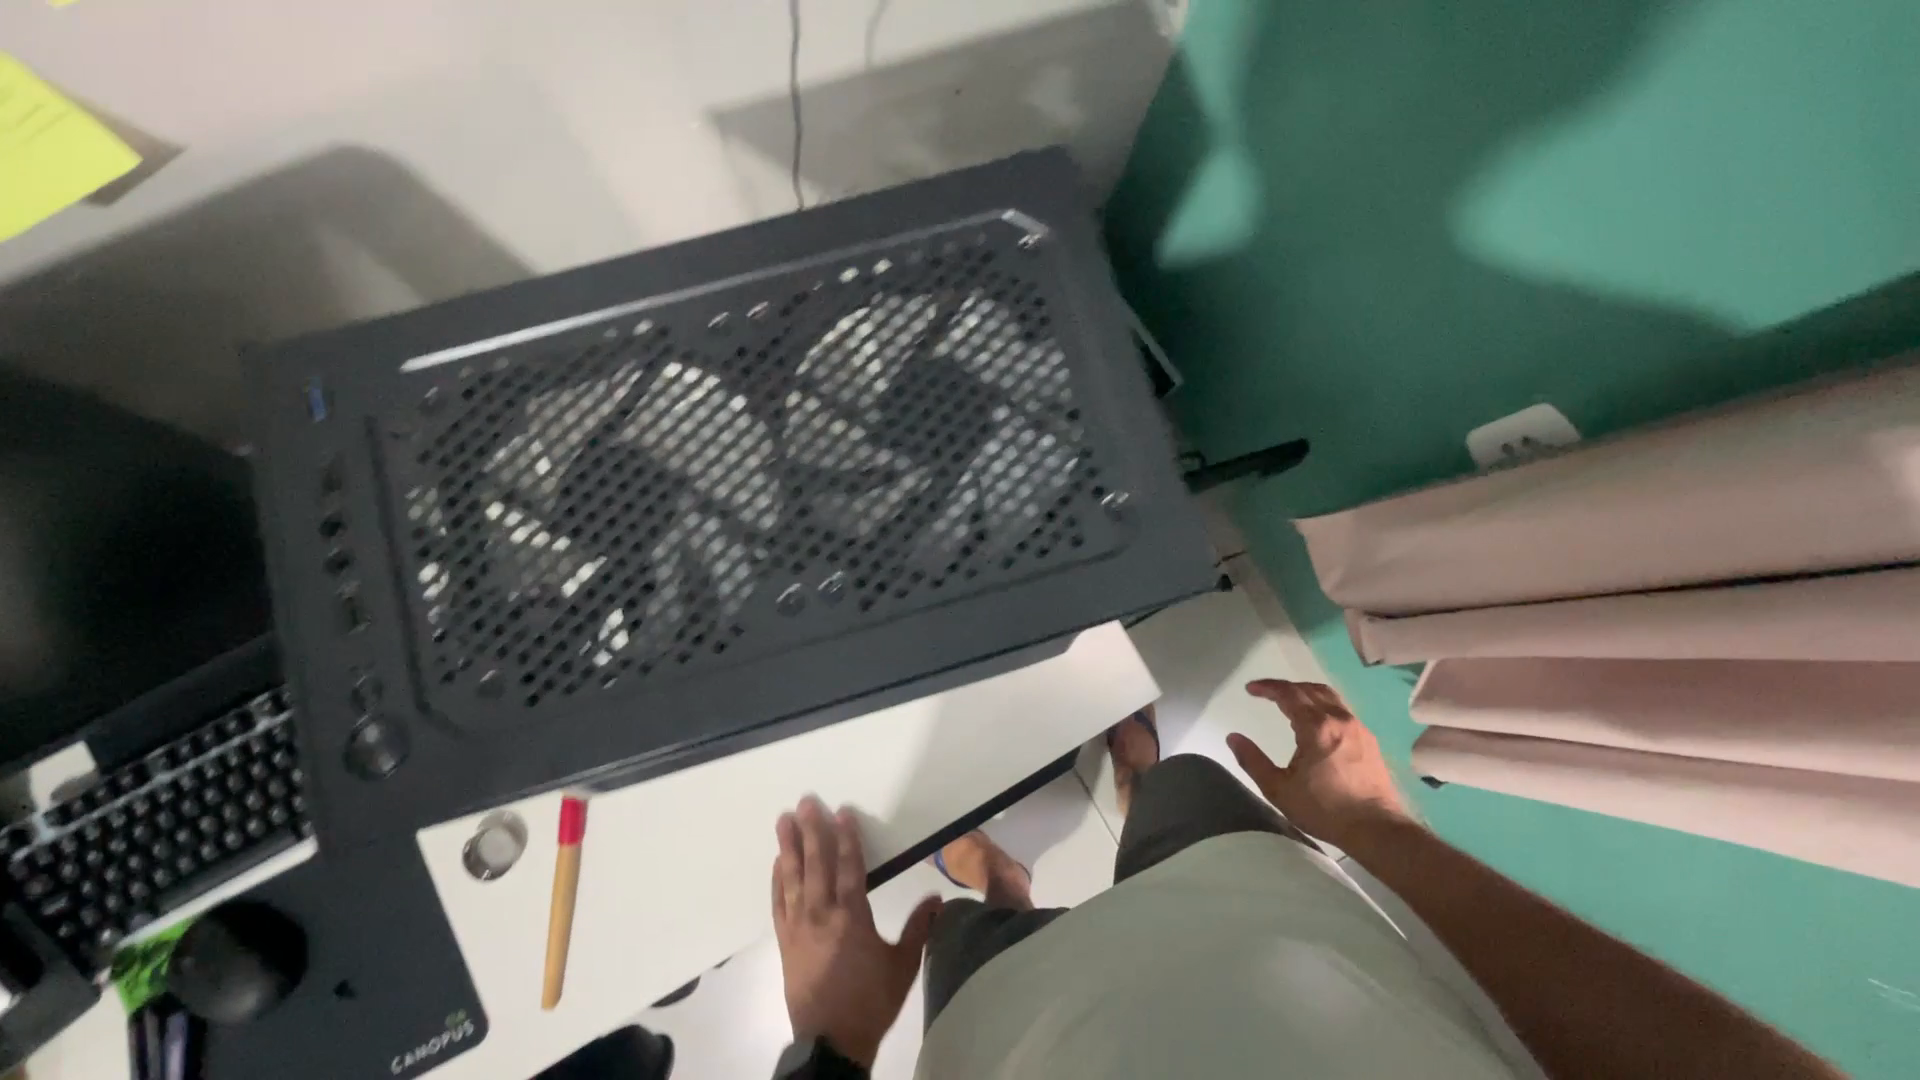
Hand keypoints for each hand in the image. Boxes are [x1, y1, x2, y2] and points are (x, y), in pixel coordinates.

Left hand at [771, 796, 941, 1067]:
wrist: (831, 1042)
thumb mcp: (903, 966)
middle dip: (812, 831)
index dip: (847, 838)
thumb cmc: (871, 1002)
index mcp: (852, 917)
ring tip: (783, 821)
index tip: (843, 812)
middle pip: (816, 864)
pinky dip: (777, 881)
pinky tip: (777, 864)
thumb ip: (918, 929)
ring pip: (793, 878)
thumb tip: (937, 898)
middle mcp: (822, 915)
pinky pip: (778, 903)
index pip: (850, 867)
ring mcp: (799, 927)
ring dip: (789, 847)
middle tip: (806, 802)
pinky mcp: (785, 942)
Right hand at [1227, 679, 1414, 847]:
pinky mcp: (1369, 740)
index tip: (1251, 689)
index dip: (1267, 687)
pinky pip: (1342, 710)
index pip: (1288, 693)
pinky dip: (1323, 705)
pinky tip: (1317, 722)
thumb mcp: (1279, 789)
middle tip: (1267, 693)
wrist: (1377, 829)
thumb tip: (1233, 738)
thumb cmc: (1324, 809)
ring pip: (1330, 697)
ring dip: (1306, 693)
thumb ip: (1253, 761)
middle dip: (1286, 687)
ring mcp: (1358, 728)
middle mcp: (1339, 719)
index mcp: (1316, 727)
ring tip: (1290, 702)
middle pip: (1310, 689)